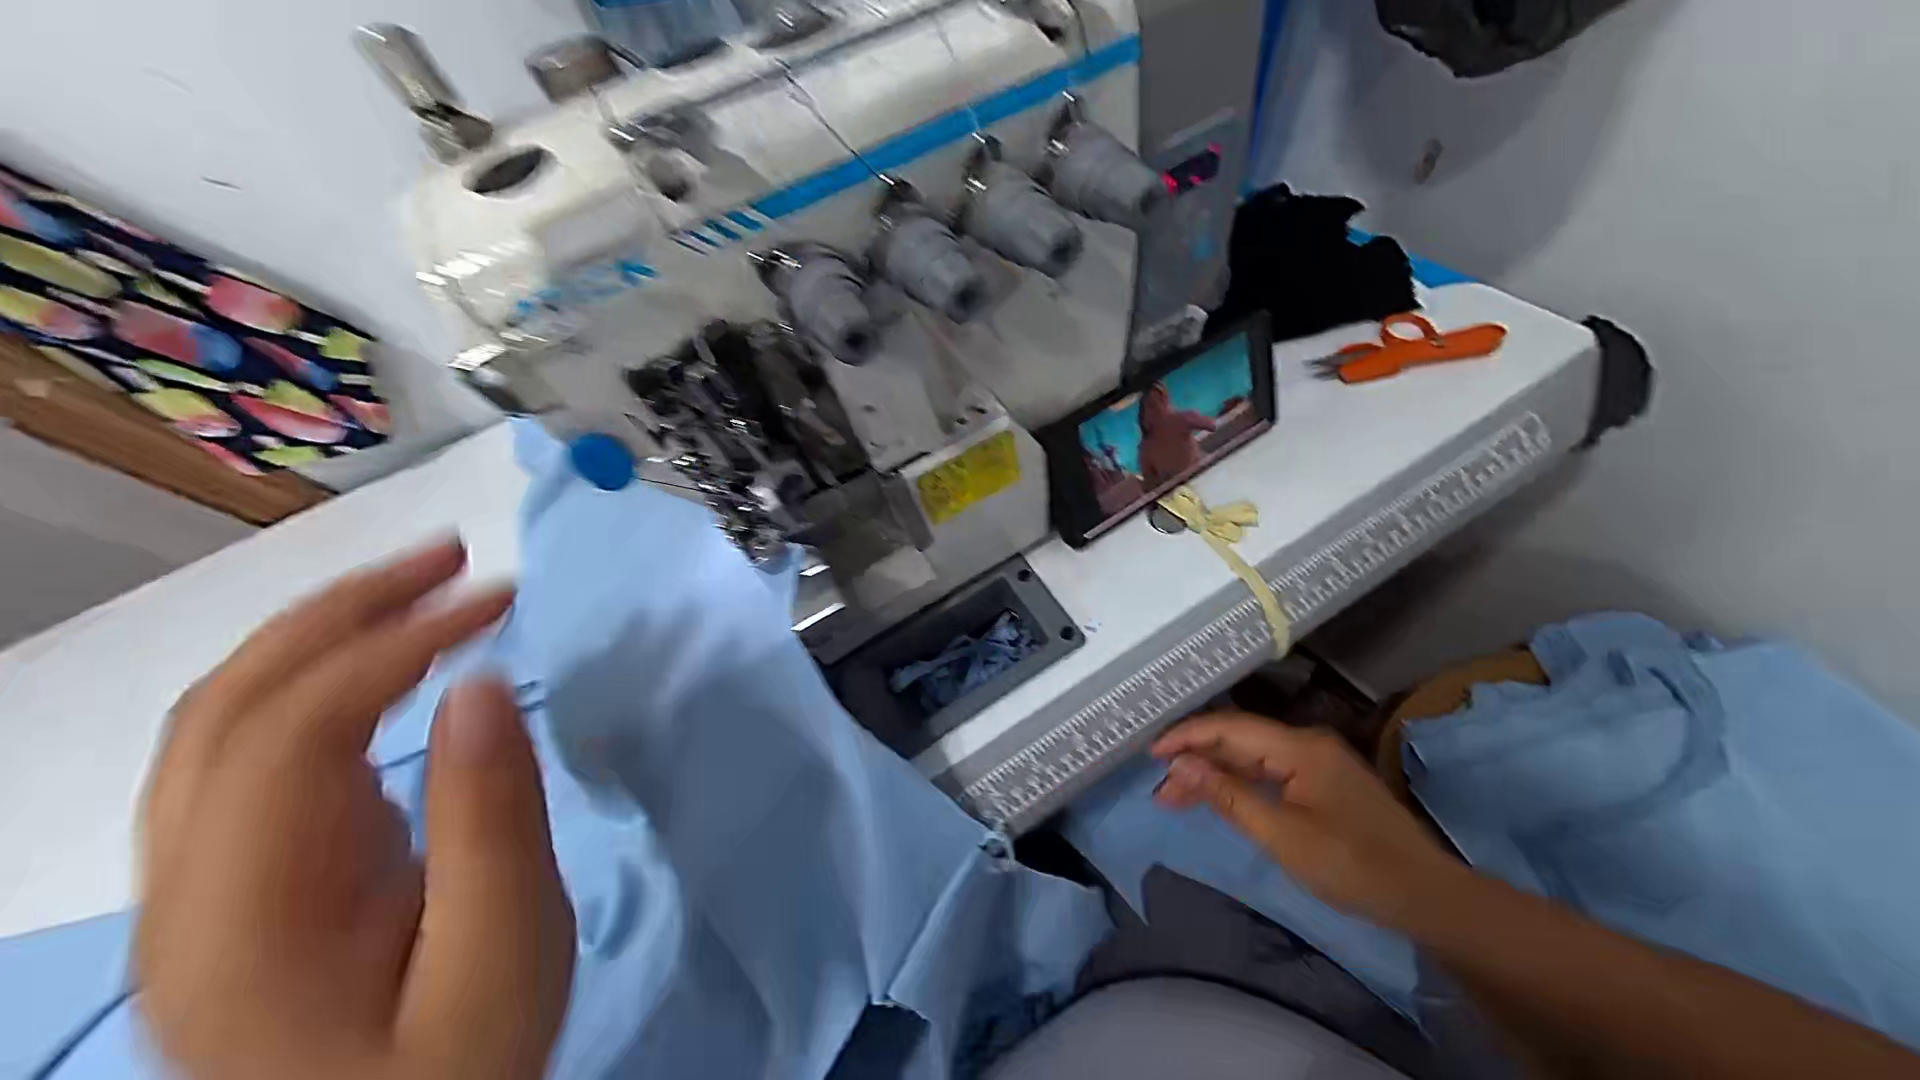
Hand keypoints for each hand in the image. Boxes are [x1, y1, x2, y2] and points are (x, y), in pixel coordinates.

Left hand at [136, 540, 575, 1079]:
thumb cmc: (456, 1064)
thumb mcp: (501, 952)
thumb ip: (490, 820)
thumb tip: (484, 685)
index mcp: (244, 911)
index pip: (296, 727)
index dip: (398, 642)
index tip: (499, 599)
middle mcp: (189, 882)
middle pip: (231, 702)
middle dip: (347, 607)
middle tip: (457, 558)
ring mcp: (205, 878)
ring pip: (229, 715)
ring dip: (327, 629)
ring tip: (428, 585)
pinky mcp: (248, 872)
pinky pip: (259, 746)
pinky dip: (325, 677)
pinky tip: (395, 663)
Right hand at [1152, 711, 1466, 929]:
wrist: (1429, 898)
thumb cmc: (1354, 866)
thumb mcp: (1282, 835)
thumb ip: (1228, 795)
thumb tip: (1180, 765)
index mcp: (1299, 747)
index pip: (1229, 727)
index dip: (1186, 737)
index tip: (1151, 754)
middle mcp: (1306, 743)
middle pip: (1237, 739)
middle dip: (1195, 759)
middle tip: (1160, 789)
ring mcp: (1315, 761)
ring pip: (1250, 755)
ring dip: (1213, 773)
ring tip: (1176, 796)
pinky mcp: (1320, 782)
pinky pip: (1267, 771)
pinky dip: (1237, 783)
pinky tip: (1216, 795)